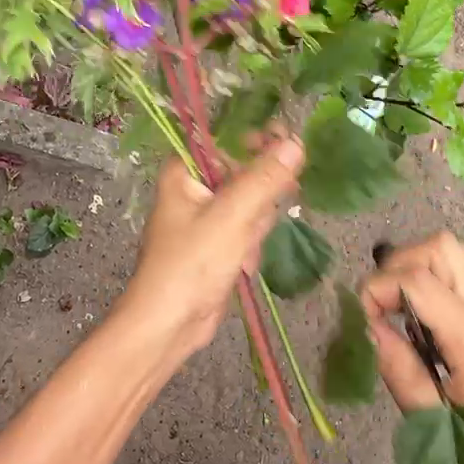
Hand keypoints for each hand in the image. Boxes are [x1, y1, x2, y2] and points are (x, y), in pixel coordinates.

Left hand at [112, 138, 304, 355]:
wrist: (168, 325)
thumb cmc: (191, 265)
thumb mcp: (232, 217)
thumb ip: (265, 179)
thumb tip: (296, 143)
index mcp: (185, 170)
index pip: (228, 138)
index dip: (259, 140)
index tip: (290, 147)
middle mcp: (193, 187)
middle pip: (244, 171)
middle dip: (260, 198)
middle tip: (263, 215)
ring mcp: (205, 216)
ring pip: (251, 203)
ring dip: (256, 226)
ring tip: (243, 250)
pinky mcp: (215, 242)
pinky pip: (246, 230)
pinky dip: (250, 245)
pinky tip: (242, 266)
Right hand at [361, 233, 463, 463]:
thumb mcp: (430, 421)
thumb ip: (397, 367)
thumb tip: (365, 326)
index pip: (416, 278)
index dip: (377, 289)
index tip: (361, 321)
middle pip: (440, 247)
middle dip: (399, 264)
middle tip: (379, 306)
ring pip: (451, 254)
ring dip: (415, 269)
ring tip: (395, 311)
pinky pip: (457, 277)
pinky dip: (429, 283)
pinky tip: (417, 324)